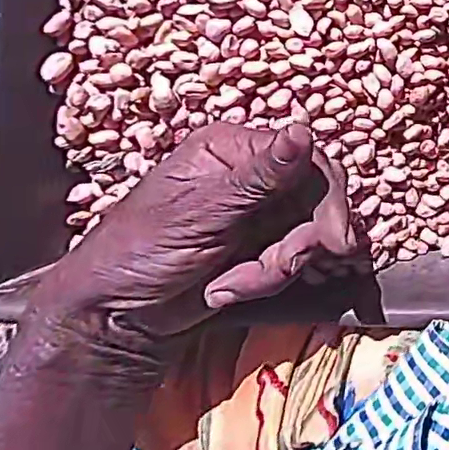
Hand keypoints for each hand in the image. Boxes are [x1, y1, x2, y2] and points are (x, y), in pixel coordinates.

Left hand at [0, 122, 357, 343]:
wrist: (111, 317)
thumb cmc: (137, 252)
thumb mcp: (199, 212)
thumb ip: (259, 176)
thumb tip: (303, 132)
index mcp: (235, 148)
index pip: (308, 160)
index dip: (329, 198)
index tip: (336, 239)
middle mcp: (257, 172)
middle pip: (316, 198)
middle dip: (299, 241)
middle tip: (278, 267)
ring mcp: (263, 209)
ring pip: (308, 233)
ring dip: (275, 266)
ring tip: (229, 283)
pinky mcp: (265, 242)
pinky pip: (293, 259)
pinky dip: (265, 279)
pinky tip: (226, 288)